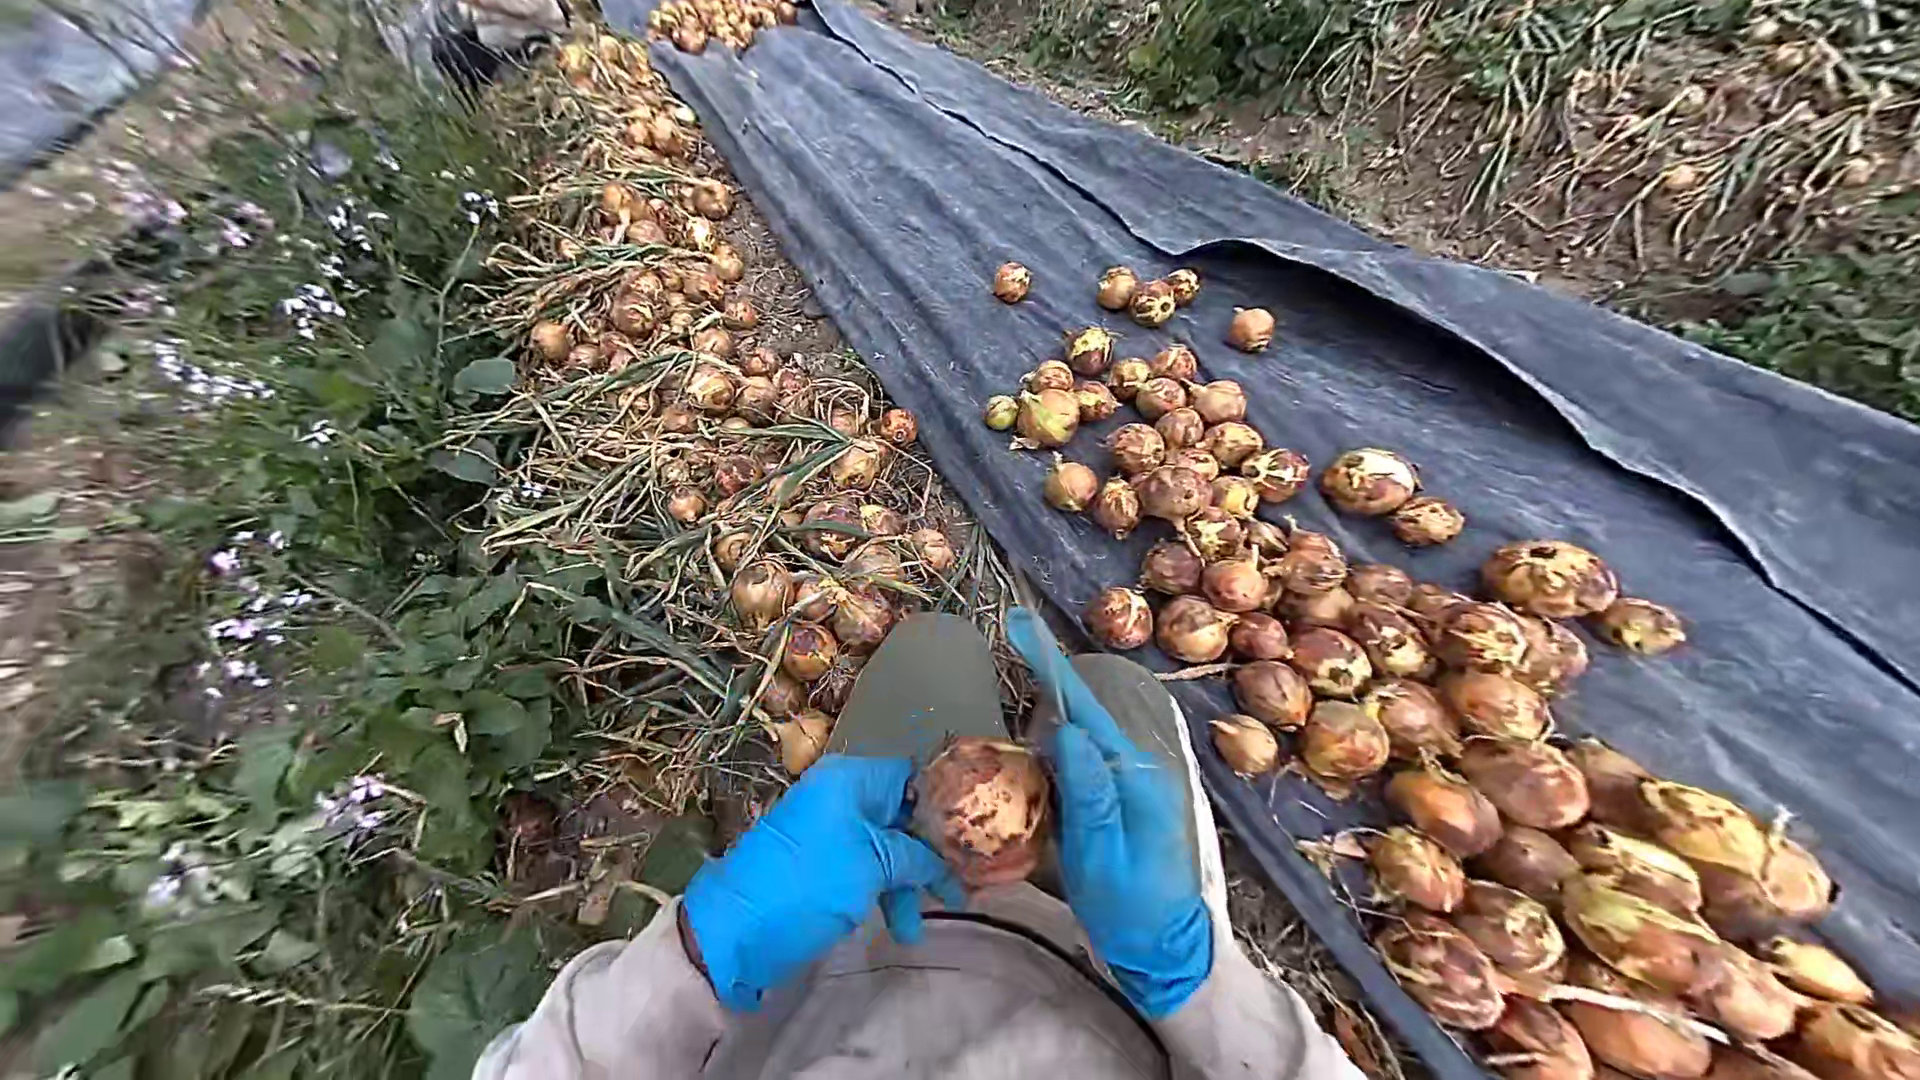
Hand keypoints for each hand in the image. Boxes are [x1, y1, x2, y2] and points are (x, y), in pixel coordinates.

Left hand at [682, 754, 963, 1010]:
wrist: (733, 933)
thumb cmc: (809, 884)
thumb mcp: (872, 866)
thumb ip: (916, 855)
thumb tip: (945, 856)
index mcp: (851, 779)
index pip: (910, 776)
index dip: (940, 805)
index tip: (968, 835)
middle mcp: (841, 794)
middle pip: (900, 813)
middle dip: (926, 853)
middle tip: (954, 886)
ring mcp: (830, 828)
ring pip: (885, 844)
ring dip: (906, 881)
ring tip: (916, 926)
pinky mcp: (822, 859)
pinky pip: (865, 863)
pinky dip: (883, 888)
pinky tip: (896, 923)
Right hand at [1008, 609, 1212, 1017]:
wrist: (1165, 954)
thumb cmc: (1131, 911)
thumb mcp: (1102, 858)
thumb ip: (1090, 791)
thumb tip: (1069, 728)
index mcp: (1136, 776)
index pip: (1086, 711)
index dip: (1051, 666)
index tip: (1021, 625)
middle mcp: (1136, 767)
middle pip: (1081, 717)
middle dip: (1046, 698)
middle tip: (1019, 688)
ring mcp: (1129, 780)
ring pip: (1077, 739)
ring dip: (1046, 734)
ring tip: (1031, 750)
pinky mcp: (1119, 795)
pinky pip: (1080, 763)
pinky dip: (1054, 761)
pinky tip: (1040, 777)